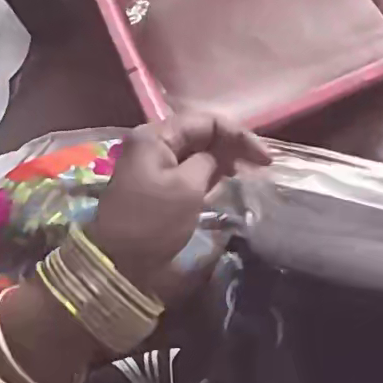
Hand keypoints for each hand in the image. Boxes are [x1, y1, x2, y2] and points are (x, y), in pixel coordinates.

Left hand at [88, 114, 270, 295]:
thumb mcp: (187, 187)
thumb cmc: (153, 221)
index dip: (239, 136)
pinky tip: (222, 186)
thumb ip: (209, 162)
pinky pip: (185, 171)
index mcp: (155, 135)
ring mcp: (151, 164)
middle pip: (200, 134)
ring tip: (244, 176)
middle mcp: (151, 143)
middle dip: (231, 147)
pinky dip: (206, 175)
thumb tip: (217, 159)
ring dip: (220, 161)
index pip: (206, 122)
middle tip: (259, 167)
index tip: (266, 161)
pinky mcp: (154, 185)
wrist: (117, 260)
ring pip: (194, 153)